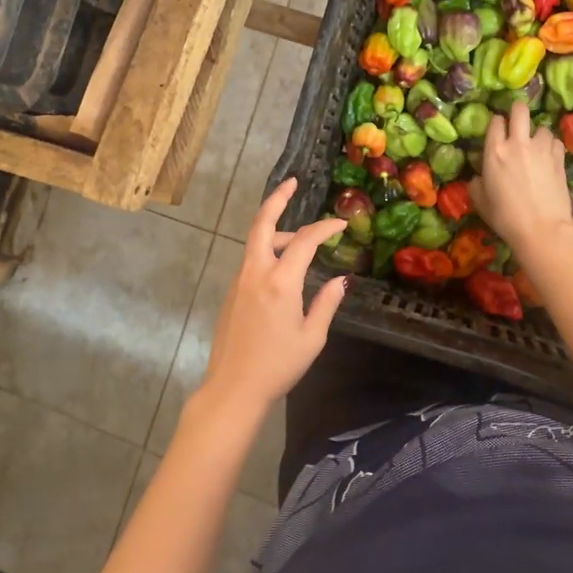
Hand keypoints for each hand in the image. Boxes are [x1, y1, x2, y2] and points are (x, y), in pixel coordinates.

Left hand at [199, 179, 347, 413]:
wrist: (233, 389)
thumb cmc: (278, 365)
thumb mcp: (312, 337)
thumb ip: (327, 303)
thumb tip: (340, 279)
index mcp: (280, 281)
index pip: (304, 240)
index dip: (324, 227)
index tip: (341, 224)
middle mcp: (256, 273)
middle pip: (262, 223)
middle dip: (277, 199)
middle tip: (292, 183)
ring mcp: (239, 282)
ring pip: (255, 242)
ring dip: (275, 231)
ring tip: (299, 241)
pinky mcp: (231, 294)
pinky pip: (251, 262)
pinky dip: (267, 253)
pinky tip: (283, 271)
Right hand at [470, 101, 572, 253]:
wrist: (541, 229)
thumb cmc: (506, 217)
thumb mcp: (481, 202)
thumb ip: (476, 184)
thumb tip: (478, 178)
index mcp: (495, 151)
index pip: (496, 122)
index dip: (497, 123)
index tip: (498, 130)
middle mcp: (518, 143)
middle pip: (520, 110)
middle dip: (518, 110)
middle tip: (518, 120)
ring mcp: (541, 149)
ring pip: (542, 127)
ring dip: (537, 134)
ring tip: (536, 146)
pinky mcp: (559, 158)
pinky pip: (555, 142)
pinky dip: (551, 146)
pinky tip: (549, 156)